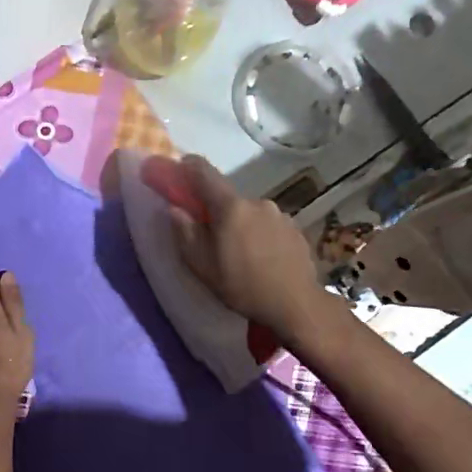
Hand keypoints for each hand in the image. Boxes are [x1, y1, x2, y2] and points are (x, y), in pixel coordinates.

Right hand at [166, 155, 335, 342]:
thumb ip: (185, 233)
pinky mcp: (295, 229)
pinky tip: (264, 260)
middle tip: (214, 240)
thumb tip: (175, 209)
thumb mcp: (203, 267)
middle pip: (229, 199)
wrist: (295, 304)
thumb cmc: (243, 287)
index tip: (178, 169)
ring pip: (251, 214)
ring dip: (242, 227)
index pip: (204, 172)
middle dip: (218, 213)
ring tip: (243, 256)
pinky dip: (261, 236)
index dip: (187, 167)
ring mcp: (280, 215)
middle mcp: (258, 202)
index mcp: (231, 207)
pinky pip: (270, 226)